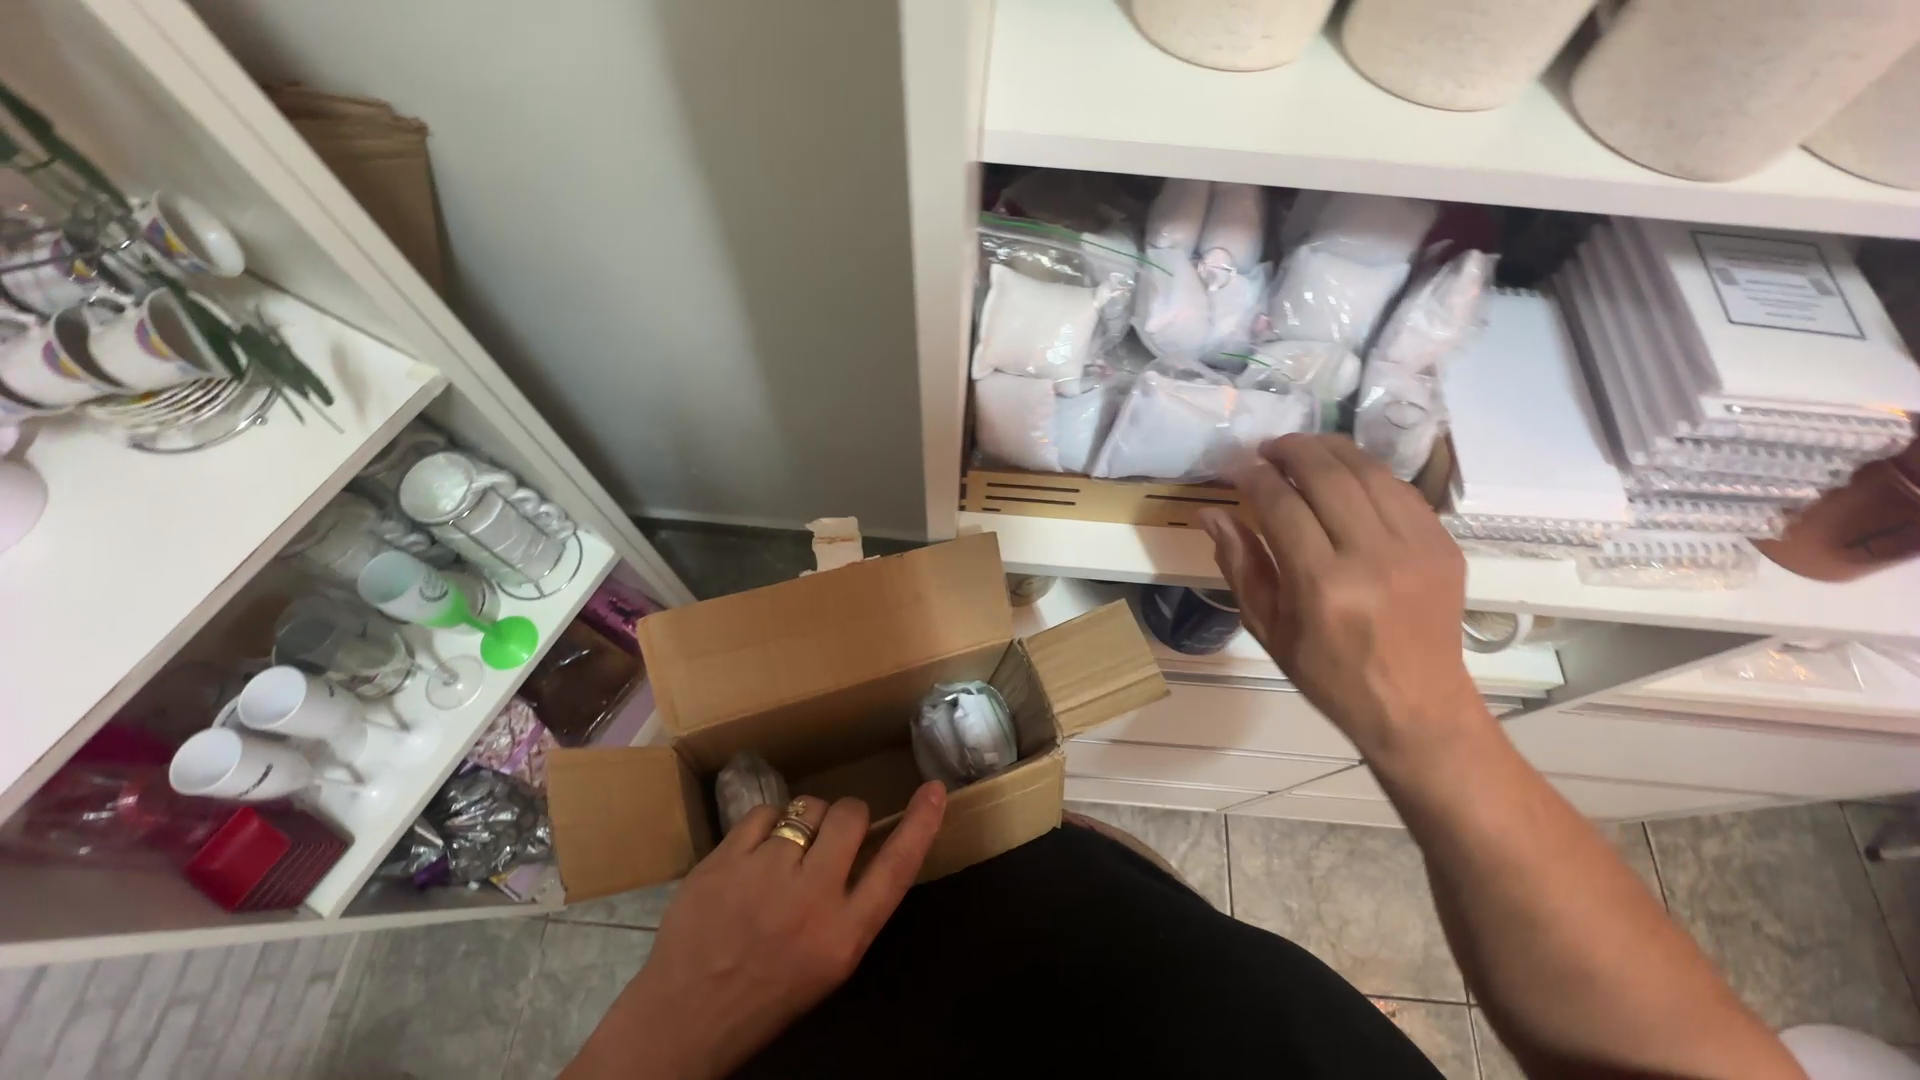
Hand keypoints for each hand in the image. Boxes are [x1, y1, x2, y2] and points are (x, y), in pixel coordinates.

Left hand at [563, 783, 947, 1079]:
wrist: (687, 1015)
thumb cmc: (768, 995)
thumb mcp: (830, 963)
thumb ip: (854, 906)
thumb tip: (867, 846)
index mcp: (844, 936)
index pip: (897, 867)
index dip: (921, 824)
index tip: (935, 790)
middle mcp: (810, 899)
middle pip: (849, 816)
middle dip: (847, 816)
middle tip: (831, 836)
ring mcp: (763, 875)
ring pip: (806, 807)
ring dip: (805, 820)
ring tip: (787, 850)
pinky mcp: (724, 860)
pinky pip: (763, 812)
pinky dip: (766, 825)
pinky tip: (755, 853)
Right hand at [1199, 434, 1489, 764]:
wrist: (1416, 705)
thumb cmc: (1329, 674)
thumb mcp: (1268, 627)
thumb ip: (1240, 564)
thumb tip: (1211, 513)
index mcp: (1322, 585)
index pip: (1281, 504)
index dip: (1253, 477)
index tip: (1234, 468)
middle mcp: (1372, 556)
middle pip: (1327, 474)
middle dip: (1291, 450)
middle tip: (1266, 450)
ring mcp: (1416, 546)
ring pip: (1368, 471)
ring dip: (1329, 451)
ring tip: (1301, 451)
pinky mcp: (1443, 544)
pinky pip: (1400, 488)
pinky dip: (1366, 473)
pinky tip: (1345, 477)